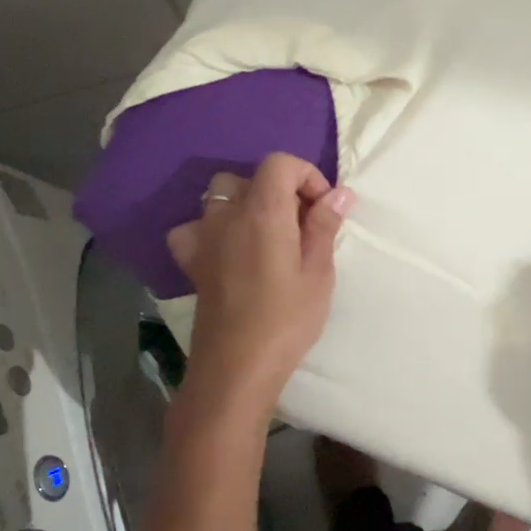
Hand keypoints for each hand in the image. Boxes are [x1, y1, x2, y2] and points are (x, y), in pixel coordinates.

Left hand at [165, 153, 354, 423]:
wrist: (236, 367)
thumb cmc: (286, 320)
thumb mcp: (319, 273)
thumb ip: (325, 226)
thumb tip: (339, 192)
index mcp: (263, 212)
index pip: (279, 163)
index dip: (306, 176)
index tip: (323, 208)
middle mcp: (227, 215)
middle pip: (252, 177)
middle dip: (281, 191)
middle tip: (303, 226)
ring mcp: (203, 237)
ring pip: (220, 195)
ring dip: (247, 204)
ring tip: (268, 235)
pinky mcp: (191, 261)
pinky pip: (193, 227)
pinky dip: (211, 228)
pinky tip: (228, 249)